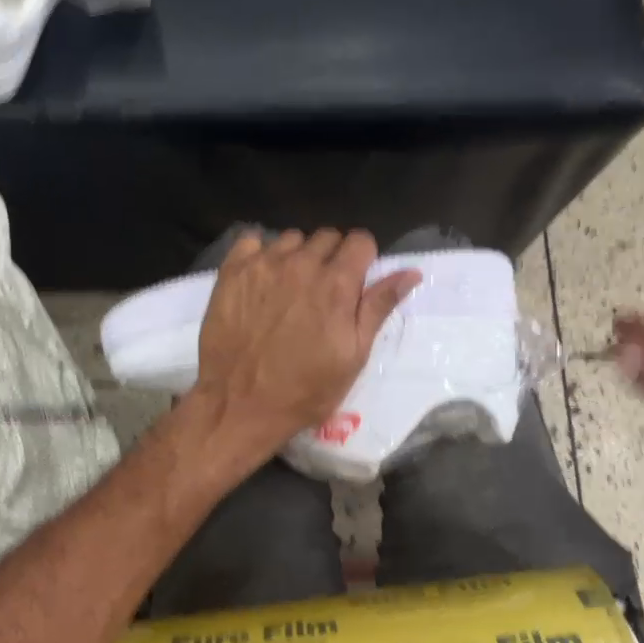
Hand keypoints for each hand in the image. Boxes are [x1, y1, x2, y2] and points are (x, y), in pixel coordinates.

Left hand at [192, 229, 420, 457]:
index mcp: (337, 283)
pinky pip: (251, 242)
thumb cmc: (304, 389)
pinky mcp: (232, 271)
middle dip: (331, 258)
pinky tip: (260, 283)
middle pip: (327, 237)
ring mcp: (263, 264)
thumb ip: (379, 307)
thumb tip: (411, 272)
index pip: (360, 241)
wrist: (240, 404)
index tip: (355, 282)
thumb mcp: (353, 356)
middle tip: (323, 293)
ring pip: (291, 239)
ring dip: (296, 257)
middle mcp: (301, 264)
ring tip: (290, 290)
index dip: (362, 259)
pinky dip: (260, 256)